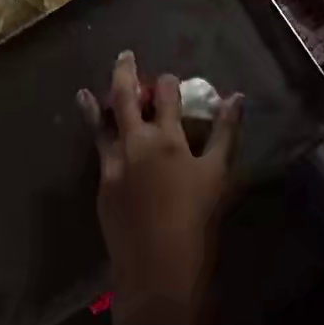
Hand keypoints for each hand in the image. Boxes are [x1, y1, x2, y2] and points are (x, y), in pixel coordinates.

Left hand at [79, 51, 241, 302]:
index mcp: (165, 137)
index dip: (169, 82)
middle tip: (124, 56)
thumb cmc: (196, 218)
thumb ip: (225, 132)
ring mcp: (113, 167)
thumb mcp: (218, 173)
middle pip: (125, 99)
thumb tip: (237, 96)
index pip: (167, 96)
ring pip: (101, 126)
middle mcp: (134, 144)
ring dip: (97, 105)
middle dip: (125, 74)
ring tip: (86, 92)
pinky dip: (97, 138)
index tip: (170, 78)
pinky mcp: (102, 189)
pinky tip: (101, 139)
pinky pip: (99, 153)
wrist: (158, 269)